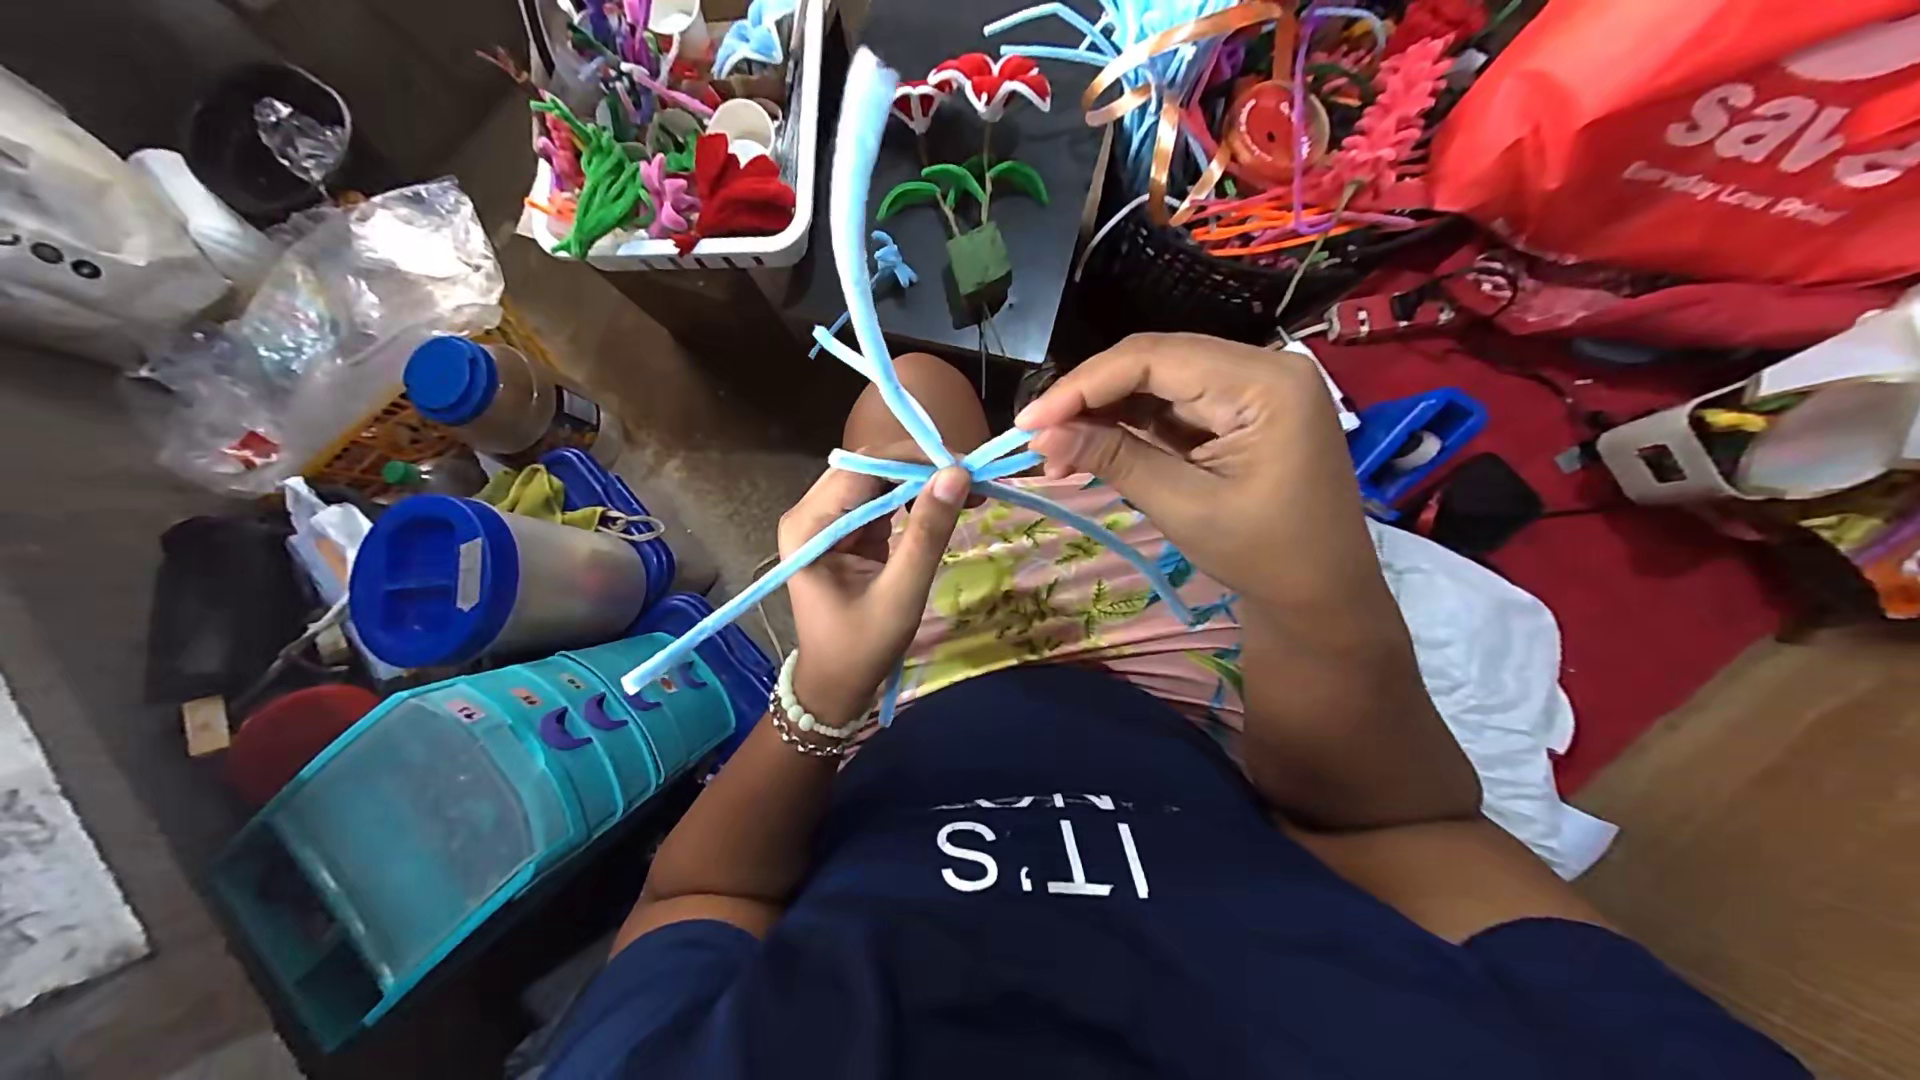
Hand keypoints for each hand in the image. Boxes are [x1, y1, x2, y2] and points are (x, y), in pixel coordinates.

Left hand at [778, 461, 969, 725]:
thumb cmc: (862, 648)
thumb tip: (958, 475)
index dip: (916, 461)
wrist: (836, 684)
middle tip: (974, 480)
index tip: (966, 468)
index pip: (864, 469)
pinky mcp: (846, 529)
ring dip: (923, 480)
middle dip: (922, 468)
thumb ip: (927, 533)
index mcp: (809, 526)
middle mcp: (811, 512)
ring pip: (879, 478)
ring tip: (968, 490)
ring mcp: (827, 519)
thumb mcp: (900, 594)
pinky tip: (945, 503)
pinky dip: (916, 498)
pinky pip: (882, 499)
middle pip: (870, 467)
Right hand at [1016, 332, 1373, 610]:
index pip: (1154, 359)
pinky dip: (1130, 424)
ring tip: (1057, 448)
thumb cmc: (1263, 555)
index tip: (1029, 421)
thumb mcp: (1184, 506)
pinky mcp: (1240, 409)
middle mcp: (1263, 366)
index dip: (1082, 385)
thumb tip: (1043, 434)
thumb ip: (1114, 459)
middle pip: (1154, 361)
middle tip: (1038, 436)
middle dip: (1089, 397)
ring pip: (1157, 380)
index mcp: (1264, 382)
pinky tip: (1094, 444)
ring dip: (1105, 411)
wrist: (1320, 594)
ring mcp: (1253, 386)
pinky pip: (1173, 403)